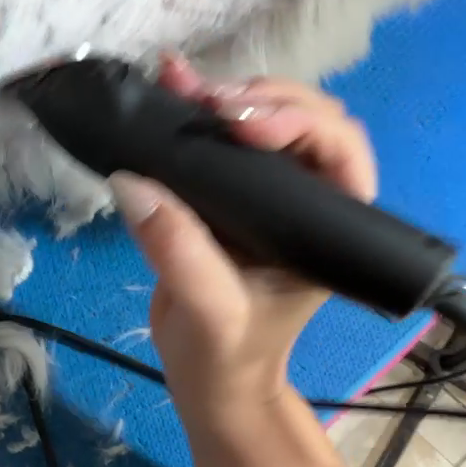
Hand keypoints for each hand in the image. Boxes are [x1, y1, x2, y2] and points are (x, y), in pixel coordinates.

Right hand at [116, 56, 378, 417]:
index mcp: (326, 221)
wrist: (206, 382)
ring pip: (255, 123)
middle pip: (297, 118)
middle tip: (203, 101)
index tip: (239, 125)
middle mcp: (303, 198)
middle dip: (254, 98)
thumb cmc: (226, 354)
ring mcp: (261, 195)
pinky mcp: (221, 198)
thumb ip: (176, 248)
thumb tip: (132, 180)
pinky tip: (163, 88)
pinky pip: (213, 145)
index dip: (293, 121)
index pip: (333, 145)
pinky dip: (190, 114)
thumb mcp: (208, 309)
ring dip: (219, 97)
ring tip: (175, 83)